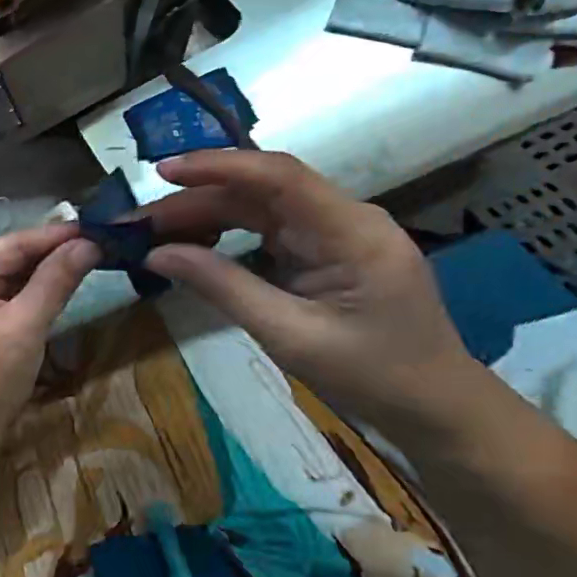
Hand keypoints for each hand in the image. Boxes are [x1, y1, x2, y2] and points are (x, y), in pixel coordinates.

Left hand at [0, 225, 100, 459]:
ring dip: (52, 265)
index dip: (55, 234)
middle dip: (56, 248)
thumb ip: (54, 282)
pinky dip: (43, 285)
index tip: (97, 227)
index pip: (13, 243)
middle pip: (15, 254)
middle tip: (102, 239)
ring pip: (19, 271)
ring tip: (95, 252)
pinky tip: (69, 277)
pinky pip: (17, 290)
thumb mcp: (25, 328)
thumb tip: (88, 243)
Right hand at [139, 151, 484, 434]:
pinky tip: (189, 240)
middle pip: (259, 189)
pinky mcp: (322, 247)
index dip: (219, 166)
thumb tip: (155, 255)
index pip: (280, 176)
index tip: (163, 172)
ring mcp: (333, 231)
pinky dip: (223, 229)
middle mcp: (344, 218)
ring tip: (151, 231)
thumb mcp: (290, 336)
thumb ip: (222, 286)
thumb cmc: (374, 377)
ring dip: (203, 213)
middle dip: (195, 199)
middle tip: (138, 221)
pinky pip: (264, 225)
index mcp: (353, 232)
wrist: (439, 411)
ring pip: (256, 205)